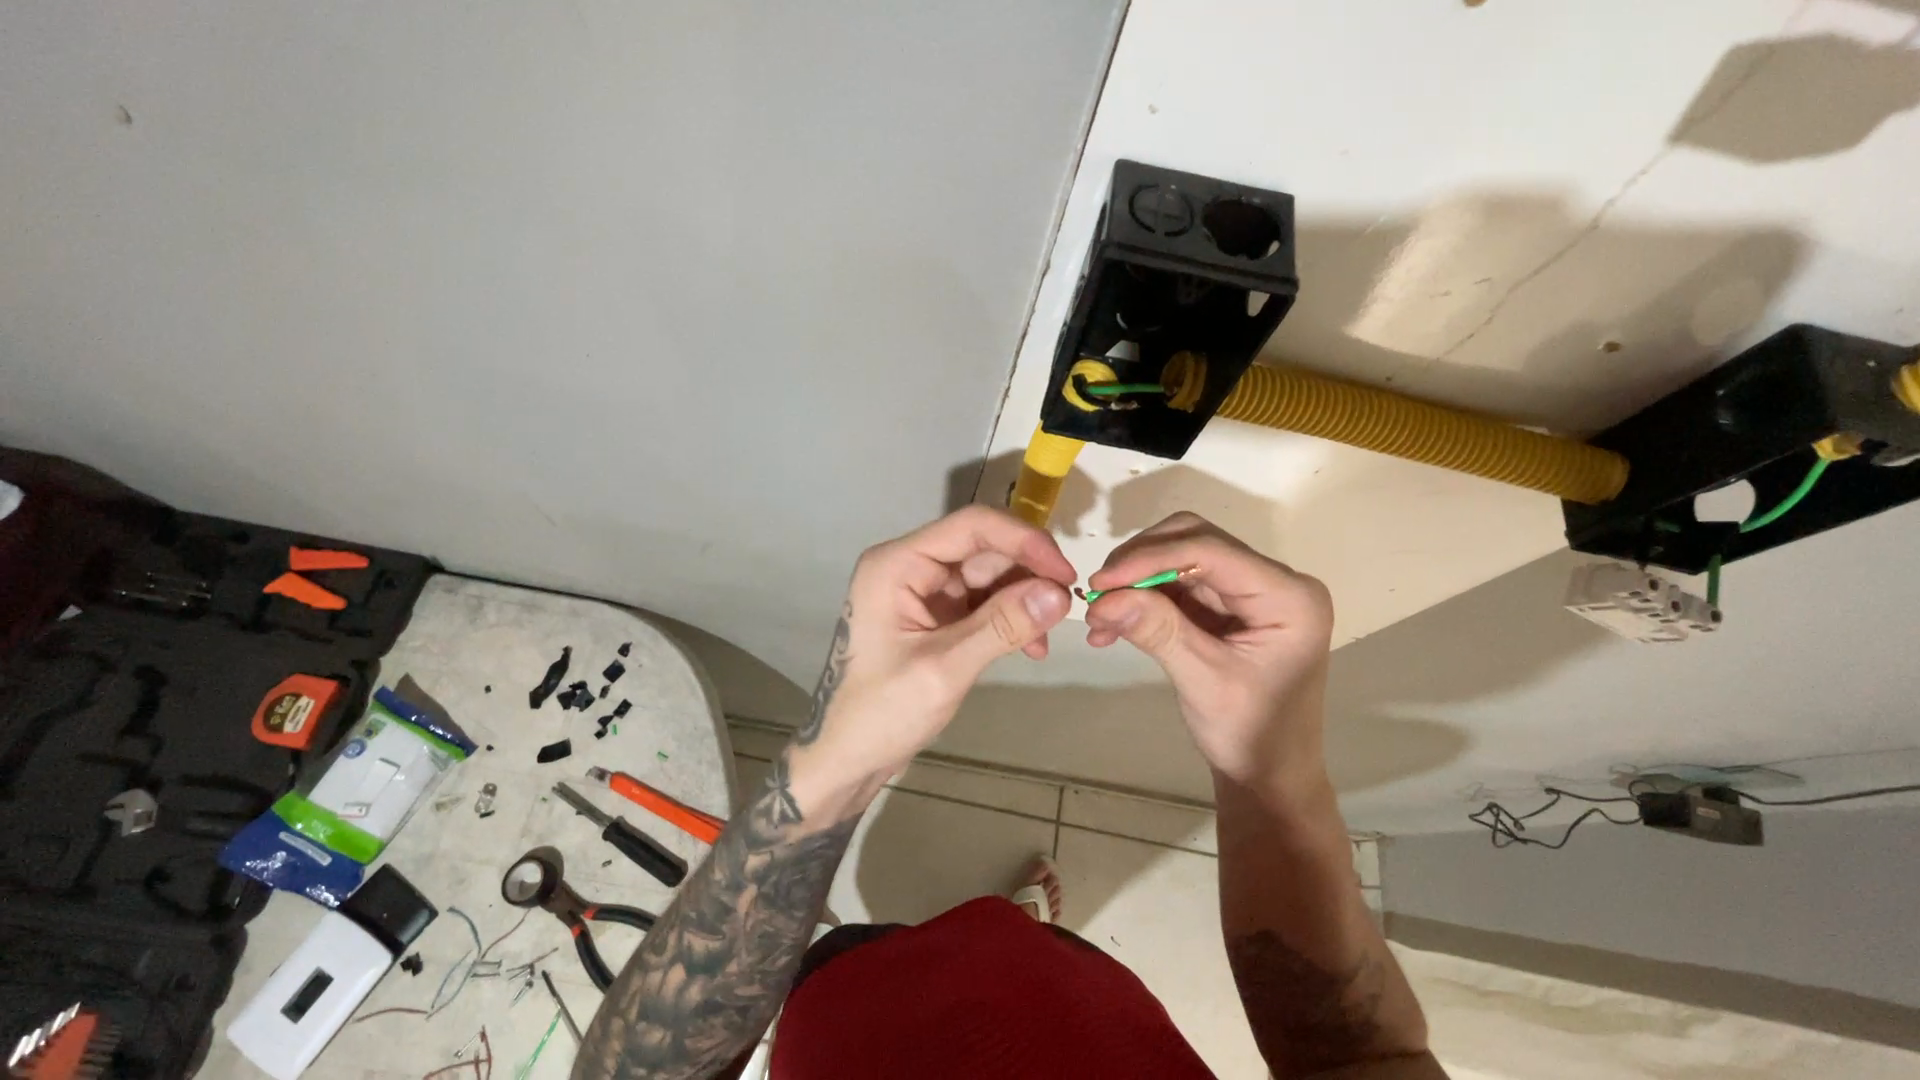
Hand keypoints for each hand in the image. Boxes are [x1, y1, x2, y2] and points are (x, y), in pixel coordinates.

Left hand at [788, 505, 1075, 802]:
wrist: (849, 758)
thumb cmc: (883, 713)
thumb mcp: (945, 669)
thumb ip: (1002, 626)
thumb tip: (1060, 594)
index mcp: (897, 564)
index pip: (972, 527)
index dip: (1024, 541)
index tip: (1065, 573)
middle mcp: (909, 567)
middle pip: (984, 549)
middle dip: (1028, 574)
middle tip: (1066, 609)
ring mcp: (922, 591)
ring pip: (990, 576)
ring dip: (1024, 600)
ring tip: (1045, 640)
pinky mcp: (936, 615)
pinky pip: (984, 602)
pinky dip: (1010, 619)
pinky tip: (1030, 647)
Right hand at [1083, 512, 1332, 786]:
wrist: (1269, 776)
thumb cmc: (1250, 735)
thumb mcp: (1204, 681)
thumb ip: (1158, 631)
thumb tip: (1102, 597)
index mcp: (1288, 595)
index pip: (1211, 551)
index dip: (1151, 558)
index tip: (1101, 581)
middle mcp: (1273, 582)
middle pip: (1195, 542)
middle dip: (1141, 562)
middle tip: (1098, 592)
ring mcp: (1249, 592)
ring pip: (1180, 560)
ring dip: (1136, 581)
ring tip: (1099, 616)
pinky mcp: (1226, 607)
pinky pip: (1177, 586)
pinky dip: (1142, 599)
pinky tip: (1112, 625)